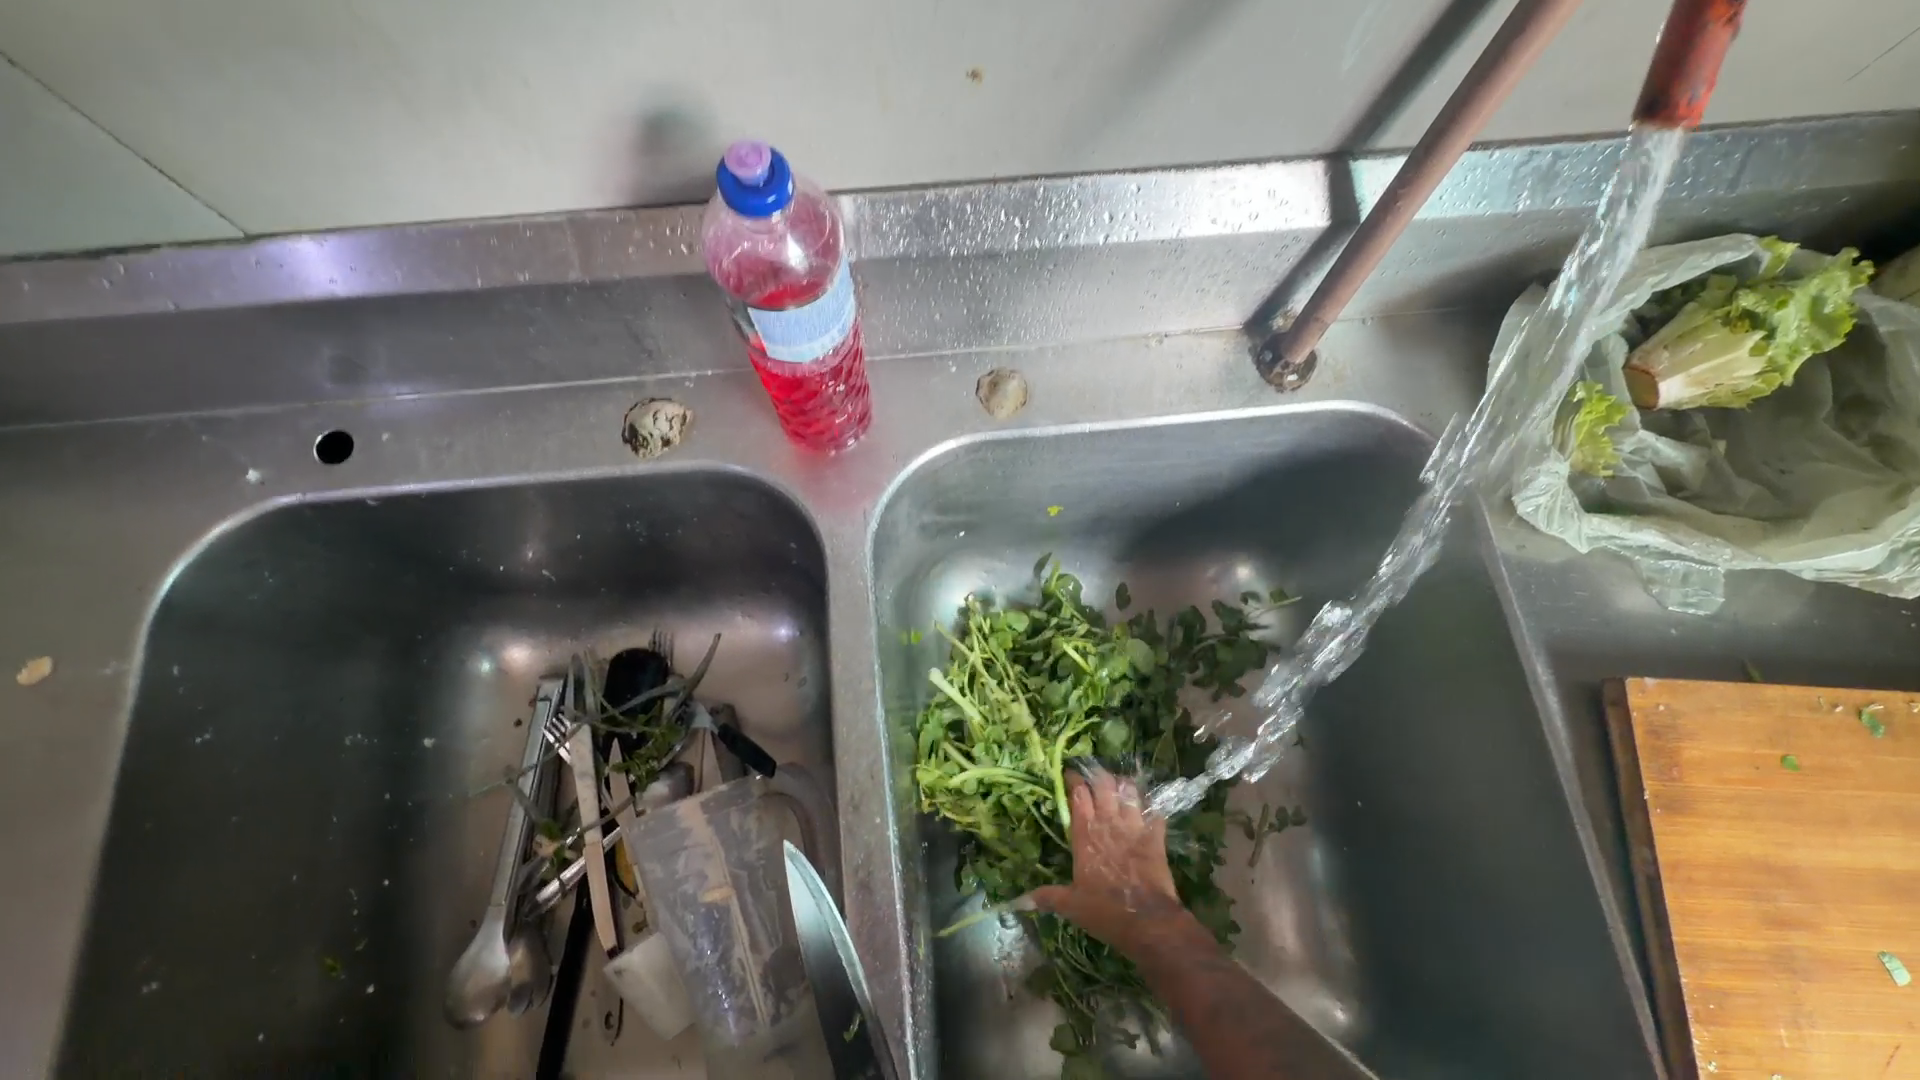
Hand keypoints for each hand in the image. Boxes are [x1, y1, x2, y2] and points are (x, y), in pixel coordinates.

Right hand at [1029, 768, 1196, 960]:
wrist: (1147, 920)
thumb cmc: (1105, 910)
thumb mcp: (1071, 905)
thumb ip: (1046, 896)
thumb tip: (1019, 901)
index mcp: (1085, 834)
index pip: (1078, 794)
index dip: (1074, 780)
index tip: (1070, 773)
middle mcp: (1109, 823)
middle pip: (1104, 784)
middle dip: (1098, 774)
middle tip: (1093, 773)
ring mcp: (1135, 827)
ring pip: (1129, 791)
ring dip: (1124, 785)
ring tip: (1119, 784)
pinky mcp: (1156, 837)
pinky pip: (1155, 811)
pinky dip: (1151, 804)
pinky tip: (1147, 804)